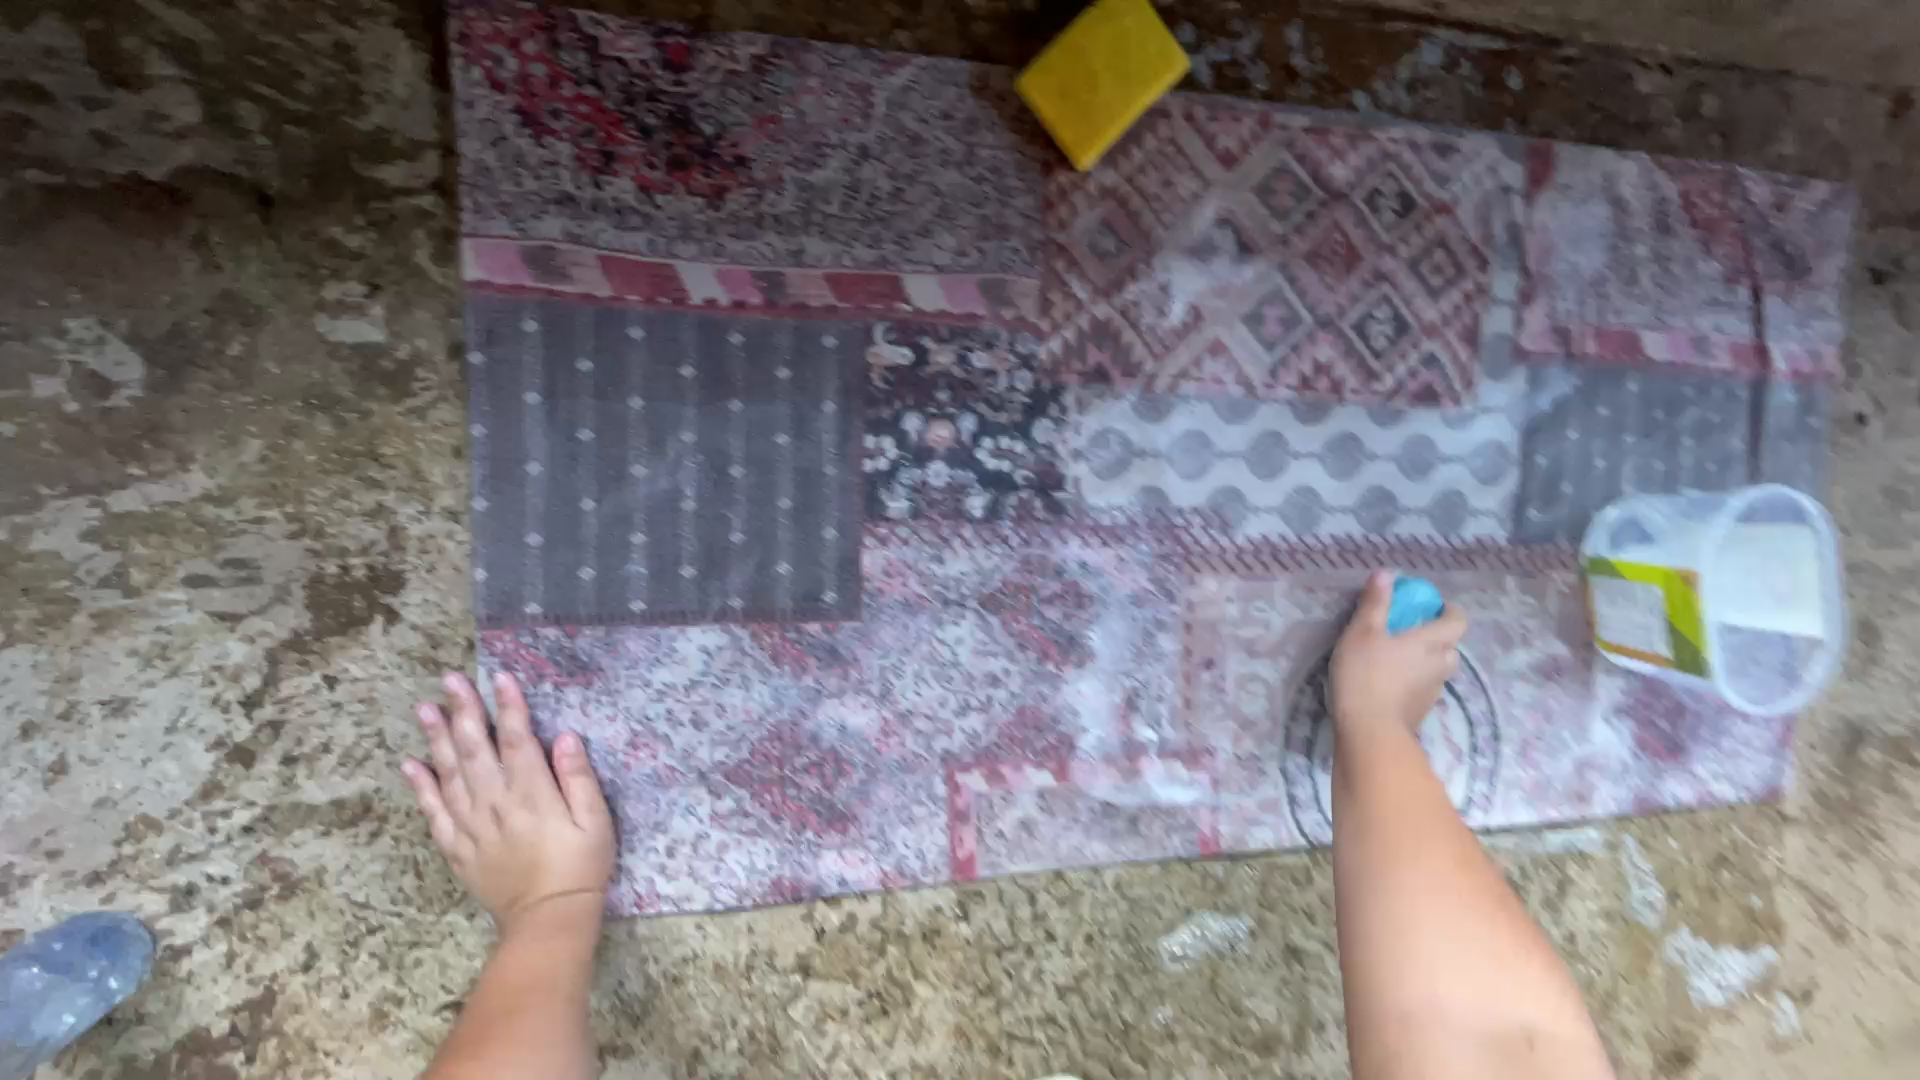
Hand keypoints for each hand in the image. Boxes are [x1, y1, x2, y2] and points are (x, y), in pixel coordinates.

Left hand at [401, 671, 614, 936]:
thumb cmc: (581, 863)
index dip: (508, 706)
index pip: (516, 739)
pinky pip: (432, 811)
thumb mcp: (596, 820)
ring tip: (425, 708)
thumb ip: (579, 778)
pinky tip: (411, 763)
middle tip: (450, 680)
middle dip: (463, 711)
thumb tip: (565, 737)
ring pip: (448, 773)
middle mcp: (495, 802)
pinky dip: (420, 785)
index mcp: (532, 793)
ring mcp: (470, 824)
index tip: (500, 677)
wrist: (548, 917)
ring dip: (436, 738)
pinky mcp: (456, 846)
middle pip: (474, 748)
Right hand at [1329, 571, 1468, 738]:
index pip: (1458, 621)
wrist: (1369, 728)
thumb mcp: (1362, 631)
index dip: (1450, 611)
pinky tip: (1391, 683)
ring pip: (1439, 668)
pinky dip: (1415, 681)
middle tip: (1411, 633)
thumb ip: (1376, 603)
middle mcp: (1440, 664)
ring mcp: (1433, 690)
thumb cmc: (1365, 673)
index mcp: (1430, 641)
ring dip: (1426, 660)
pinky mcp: (1422, 710)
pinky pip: (1425, 687)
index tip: (1433, 607)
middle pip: (1451, 646)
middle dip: (1437, 637)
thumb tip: (1387, 574)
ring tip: (1398, 658)